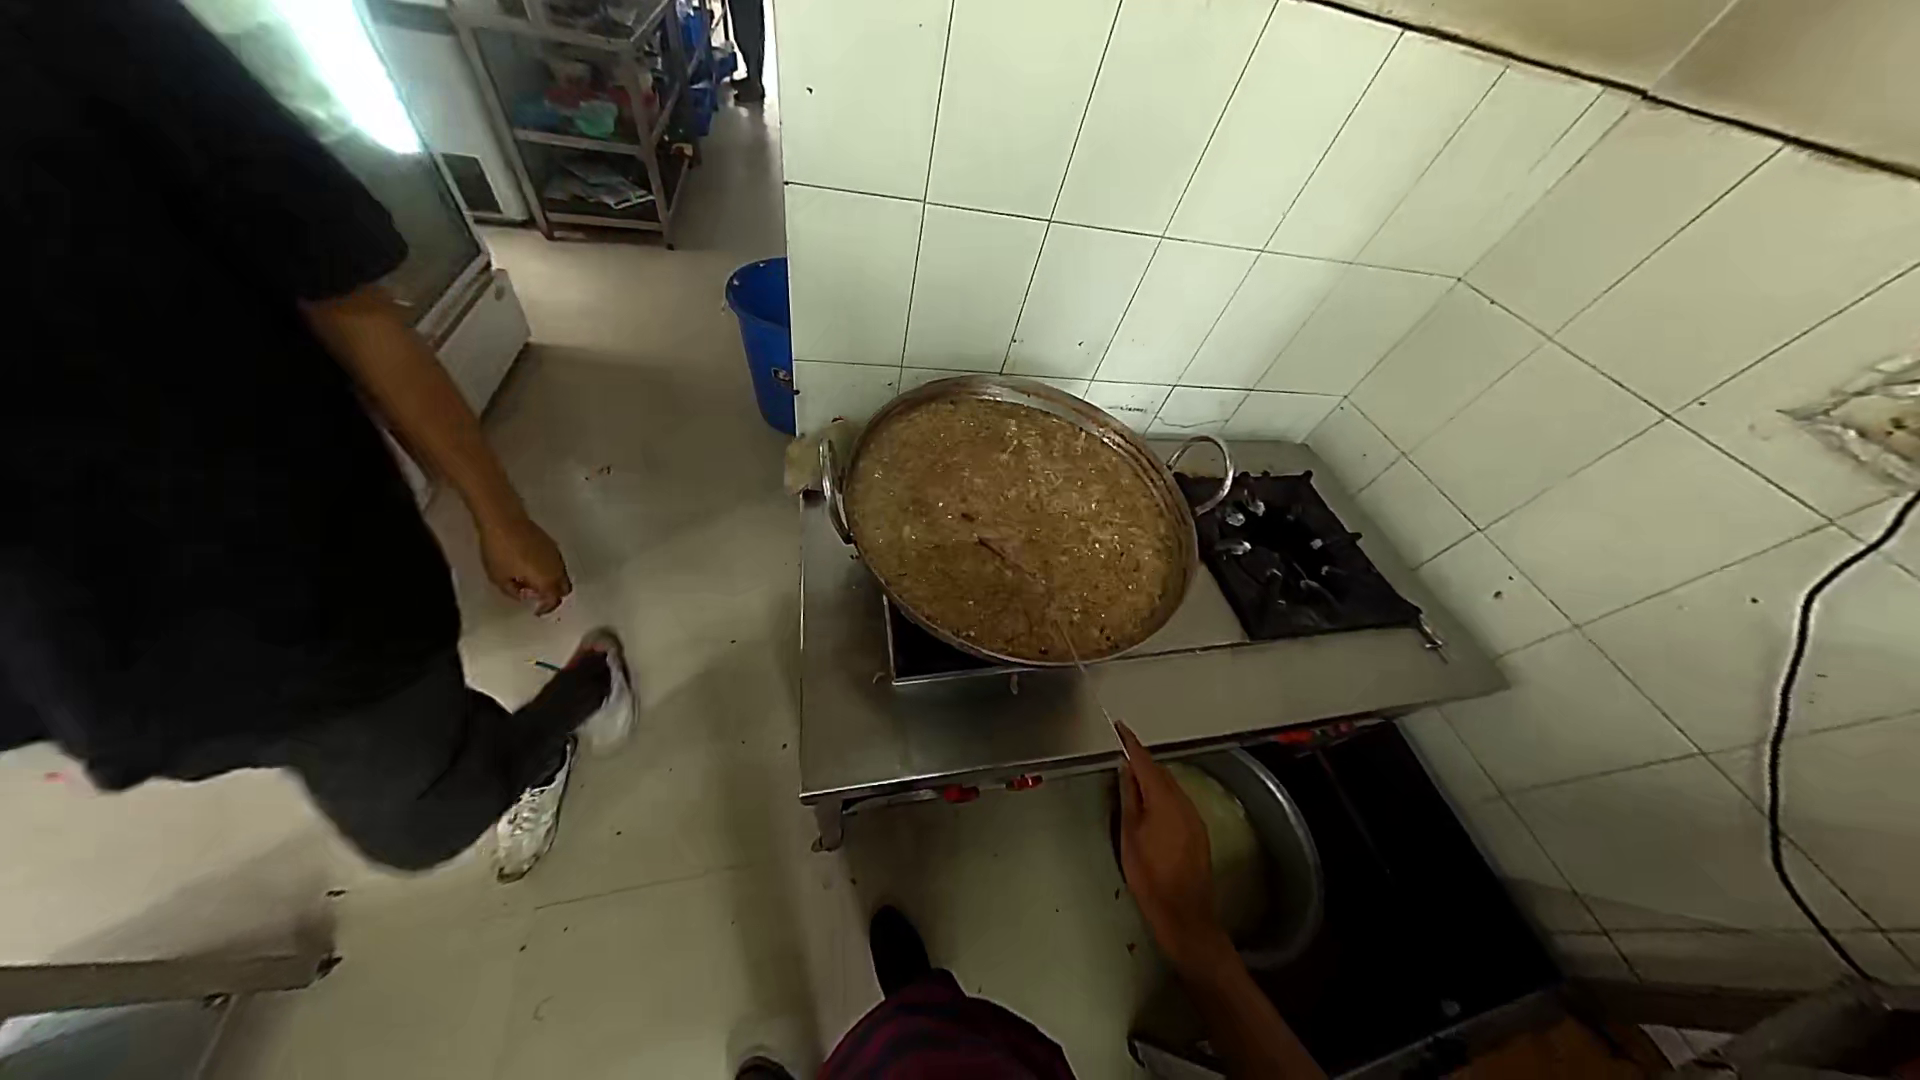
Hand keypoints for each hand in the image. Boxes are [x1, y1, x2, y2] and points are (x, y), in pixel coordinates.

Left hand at [478, 514, 571, 613]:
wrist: (505, 522)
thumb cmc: (500, 552)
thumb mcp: (499, 579)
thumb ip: (515, 593)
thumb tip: (527, 595)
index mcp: (547, 581)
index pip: (554, 600)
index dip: (546, 608)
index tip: (536, 611)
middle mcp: (558, 570)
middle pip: (565, 588)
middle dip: (554, 595)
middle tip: (536, 596)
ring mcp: (557, 556)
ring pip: (562, 575)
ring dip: (551, 582)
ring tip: (530, 581)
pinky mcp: (552, 545)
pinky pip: (556, 564)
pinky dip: (548, 570)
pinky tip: (531, 566)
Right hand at [1117, 722, 1234, 974]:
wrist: (1185, 915)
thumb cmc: (1149, 876)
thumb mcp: (1129, 834)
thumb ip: (1129, 797)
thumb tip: (1125, 770)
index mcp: (1164, 800)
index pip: (1145, 762)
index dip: (1131, 743)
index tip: (1120, 727)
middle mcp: (1183, 802)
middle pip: (1160, 772)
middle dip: (1141, 761)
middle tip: (1121, 754)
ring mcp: (1194, 817)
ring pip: (1170, 786)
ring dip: (1152, 778)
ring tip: (1131, 777)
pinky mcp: (1197, 831)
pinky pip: (1177, 800)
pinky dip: (1162, 793)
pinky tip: (1150, 802)